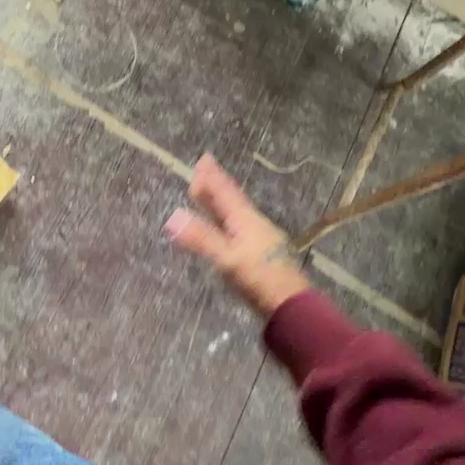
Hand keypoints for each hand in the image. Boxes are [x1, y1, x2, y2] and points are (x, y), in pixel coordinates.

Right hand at [165, 154, 310, 317]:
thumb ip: (201, 238)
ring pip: (237, 212)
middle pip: (232, 200)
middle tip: (204, 169)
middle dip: (216, 185)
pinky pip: (240, 225)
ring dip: (222, 200)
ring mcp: (260, 239)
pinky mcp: (261, 253)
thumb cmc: (258, 279)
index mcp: (245, 220)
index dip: (213, 177)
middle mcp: (254, 224)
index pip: (225, 193)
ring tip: (212, 193)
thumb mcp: (226, 258)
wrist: (292, 306)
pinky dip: (227, 217)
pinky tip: (229, 225)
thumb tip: (172, 216)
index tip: (204, 158)